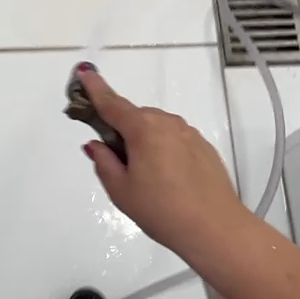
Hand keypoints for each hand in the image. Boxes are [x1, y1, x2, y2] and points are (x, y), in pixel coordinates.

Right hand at [76, 67, 250, 258]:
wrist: (216, 228)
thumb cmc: (162, 210)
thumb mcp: (122, 191)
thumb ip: (104, 162)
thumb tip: (96, 143)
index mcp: (142, 129)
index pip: (111, 103)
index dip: (95, 87)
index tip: (83, 70)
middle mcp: (166, 122)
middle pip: (135, 117)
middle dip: (122, 131)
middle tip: (120, 164)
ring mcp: (188, 132)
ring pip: (156, 128)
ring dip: (145, 142)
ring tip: (149, 180)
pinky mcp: (203, 146)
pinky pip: (175, 139)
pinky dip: (165, 150)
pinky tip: (171, 181)